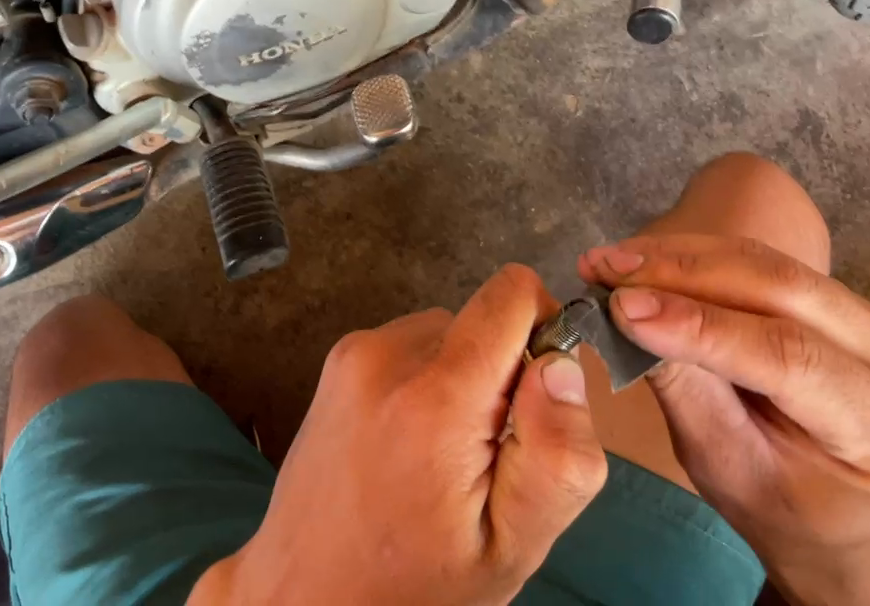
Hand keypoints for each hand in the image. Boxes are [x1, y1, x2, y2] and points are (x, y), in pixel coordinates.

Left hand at [190, 265, 607, 605]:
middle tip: (482, 454)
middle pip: (481, 321)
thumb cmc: (417, 586)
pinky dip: (423, 382)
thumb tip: (561, 364)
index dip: (543, 329)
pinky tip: (406, 445)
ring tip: (439, 456)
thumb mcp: (513, 545)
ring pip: (447, 335)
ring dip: (460, 380)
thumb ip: (557, 454)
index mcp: (435, 397)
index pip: (512, 294)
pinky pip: (410, 347)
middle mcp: (386, 355)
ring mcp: (353, 353)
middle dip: (500, 374)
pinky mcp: (337, 361)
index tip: (537, 395)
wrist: (307, 596)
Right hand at [580, 234, 869, 603]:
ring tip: (612, 260)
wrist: (831, 516)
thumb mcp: (724, 467)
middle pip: (788, 293)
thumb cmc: (777, 508)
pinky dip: (703, 259)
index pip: (794, 358)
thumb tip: (628, 313)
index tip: (621, 305)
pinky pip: (776, 266)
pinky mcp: (860, 305)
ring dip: (684, 256)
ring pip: (777, 267)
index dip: (702, 325)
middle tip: (603, 266)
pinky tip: (649, 260)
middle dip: (683, 272)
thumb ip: (687, 390)